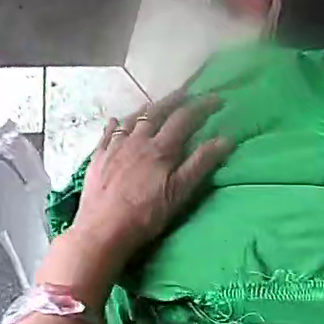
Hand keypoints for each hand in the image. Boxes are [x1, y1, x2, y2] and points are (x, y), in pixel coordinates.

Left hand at [38, 92, 233, 296]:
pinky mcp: (98, 159)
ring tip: (155, 104)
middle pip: (157, 112)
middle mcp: (137, 141)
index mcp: (161, 149)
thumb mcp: (179, 192)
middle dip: (174, 100)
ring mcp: (114, 148)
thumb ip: (201, 163)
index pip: (184, 119)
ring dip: (146, 109)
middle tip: (186, 92)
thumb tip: (225, 139)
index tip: (217, 98)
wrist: (103, 230)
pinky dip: (115, 124)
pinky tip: (116, 121)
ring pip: (132, 119)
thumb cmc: (145, 215)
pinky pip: (107, 134)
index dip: (202, 106)